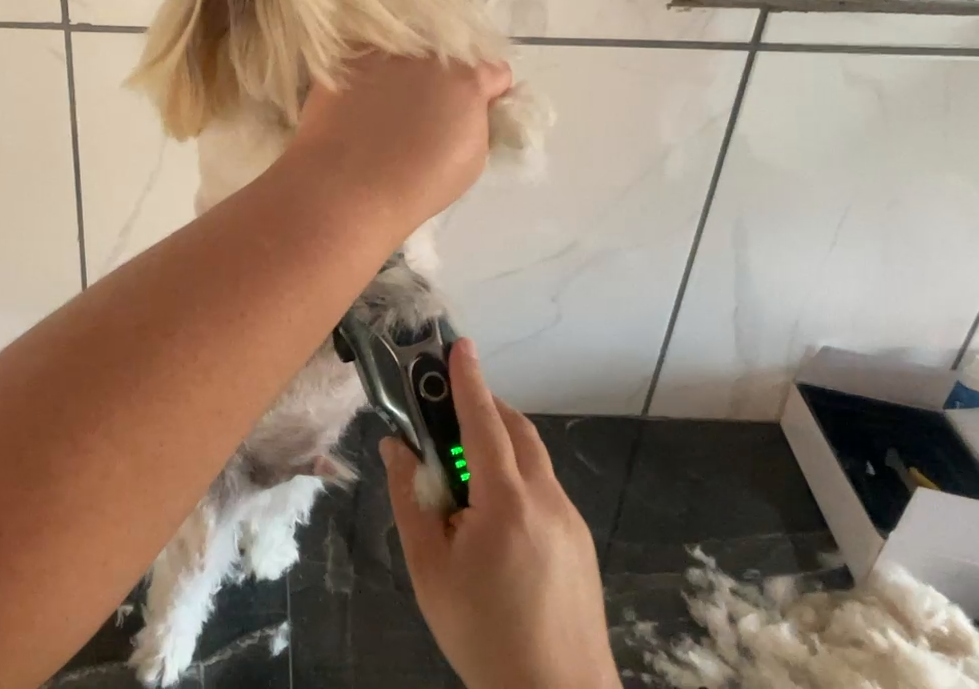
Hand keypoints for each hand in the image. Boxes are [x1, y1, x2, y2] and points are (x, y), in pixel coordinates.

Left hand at [284, 54, 511, 239]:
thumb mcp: (474, 157)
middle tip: (431, 111)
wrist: (348, 187)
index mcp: (466, 77)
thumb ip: (479, 120)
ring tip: (392, 106)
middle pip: (449, 57)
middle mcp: (426, 55)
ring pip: (408, 54)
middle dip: (448, 79)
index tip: (475, 113)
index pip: (494, 72)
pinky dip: (372, 75)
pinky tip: (363, 101)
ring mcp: (384, 54)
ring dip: (409, 73)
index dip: (488, 95)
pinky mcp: (346, 63)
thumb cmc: (417, 183)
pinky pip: (369, 60)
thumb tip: (471, 110)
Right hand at [381, 340, 619, 688]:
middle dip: (485, 406)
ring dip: (500, 442)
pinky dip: (516, 475)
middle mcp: (547, 501)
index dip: (468, 381)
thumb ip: (410, 500)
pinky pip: (544, 489)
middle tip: (447, 407)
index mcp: (506, 503)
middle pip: (517, 431)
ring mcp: (571, 522)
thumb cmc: (482, 633)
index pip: (483, 423)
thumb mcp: (428, 568)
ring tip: (462, 468)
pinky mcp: (581, 544)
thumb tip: (397, 448)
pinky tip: (491, 516)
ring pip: (534, 460)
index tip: (458, 345)